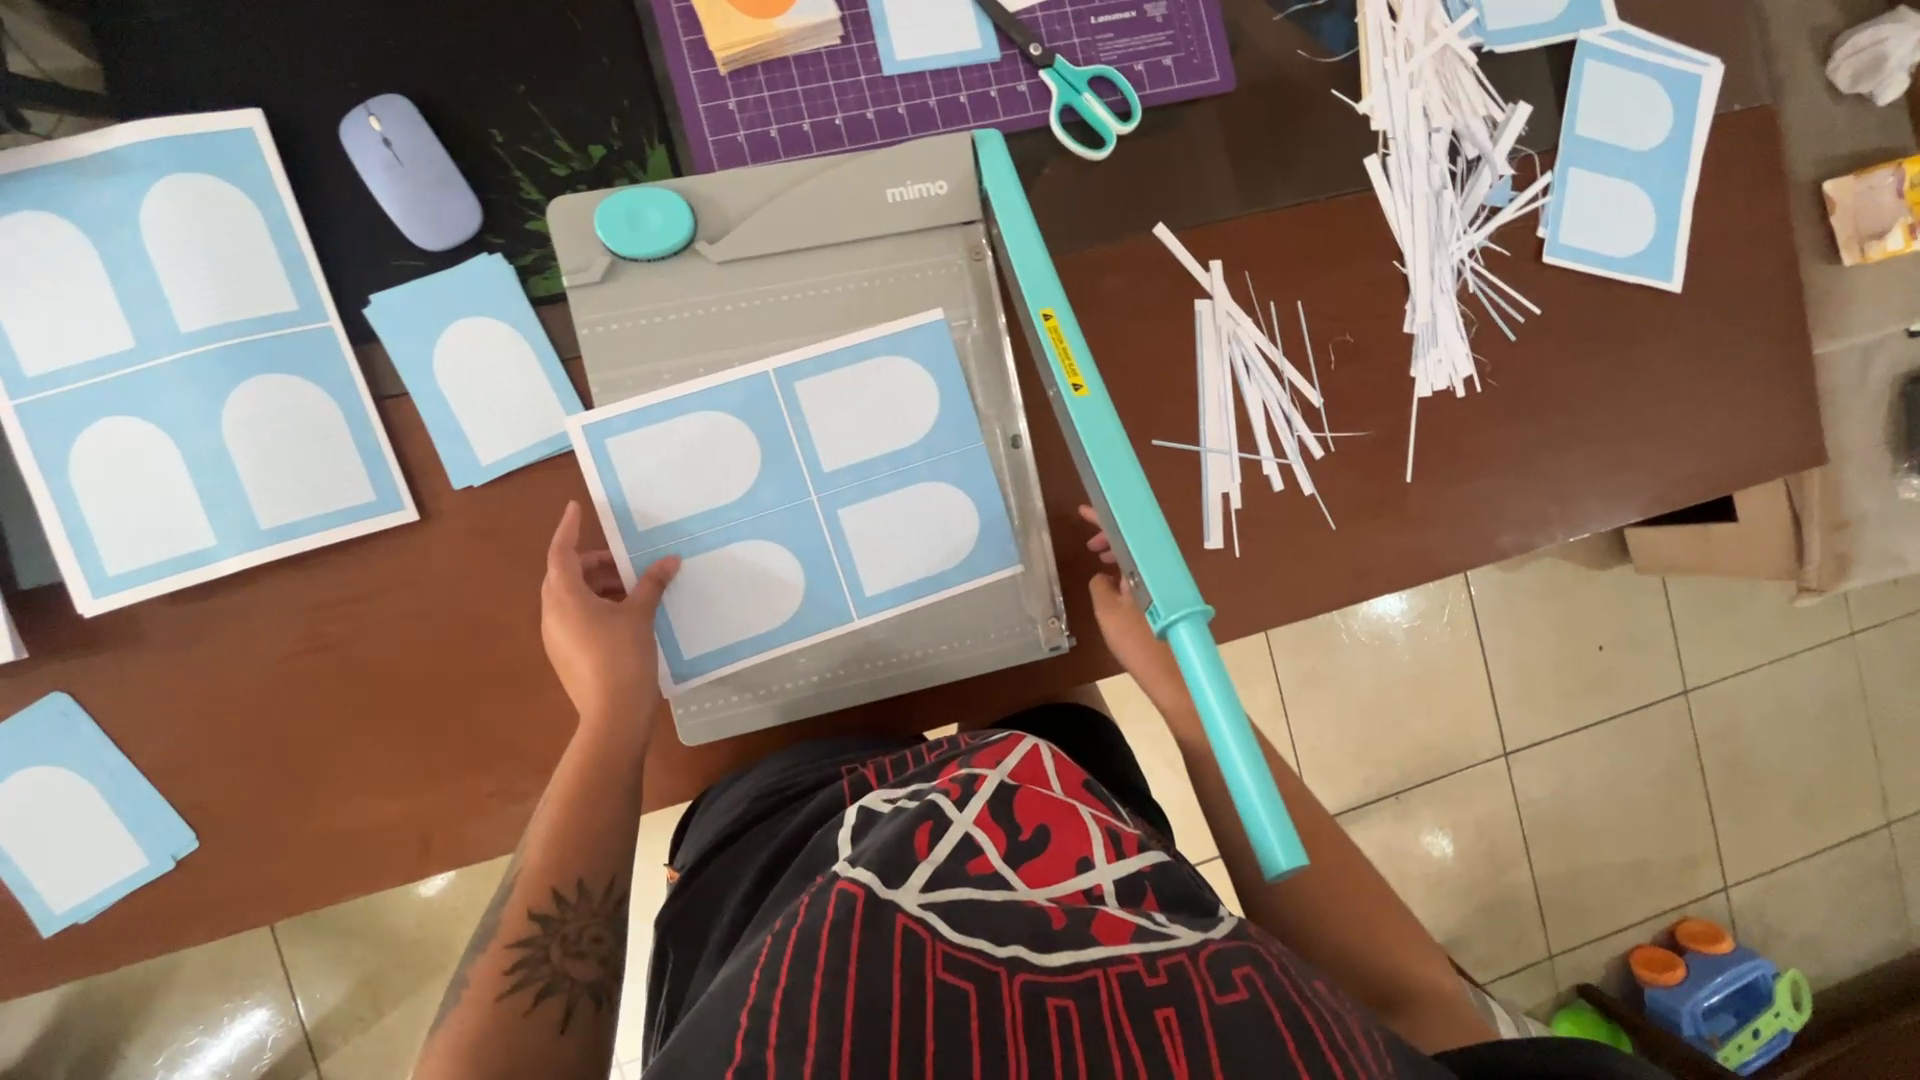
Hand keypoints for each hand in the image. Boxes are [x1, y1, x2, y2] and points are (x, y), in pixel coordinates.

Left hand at [541, 501, 679, 732]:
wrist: (613, 713)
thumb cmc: (623, 656)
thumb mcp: (640, 615)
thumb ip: (652, 584)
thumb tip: (670, 560)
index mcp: (564, 597)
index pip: (561, 552)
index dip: (568, 528)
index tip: (575, 508)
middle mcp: (552, 613)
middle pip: (566, 575)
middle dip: (595, 563)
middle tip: (626, 562)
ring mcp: (556, 636)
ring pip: (572, 598)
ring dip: (600, 587)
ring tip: (635, 590)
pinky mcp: (566, 654)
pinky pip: (577, 618)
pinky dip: (598, 607)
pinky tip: (628, 616)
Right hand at [1079, 505, 1184, 706]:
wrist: (1171, 676)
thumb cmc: (1137, 642)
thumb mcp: (1106, 611)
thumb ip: (1099, 585)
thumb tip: (1104, 576)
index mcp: (1146, 564)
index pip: (1125, 530)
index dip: (1103, 518)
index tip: (1084, 511)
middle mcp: (1160, 568)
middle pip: (1136, 540)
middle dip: (1111, 536)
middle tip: (1089, 545)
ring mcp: (1166, 584)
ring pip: (1140, 556)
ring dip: (1118, 554)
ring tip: (1098, 561)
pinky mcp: (1166, 599)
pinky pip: (1144, 572)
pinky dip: (1127, 570)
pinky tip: (1113, 584)